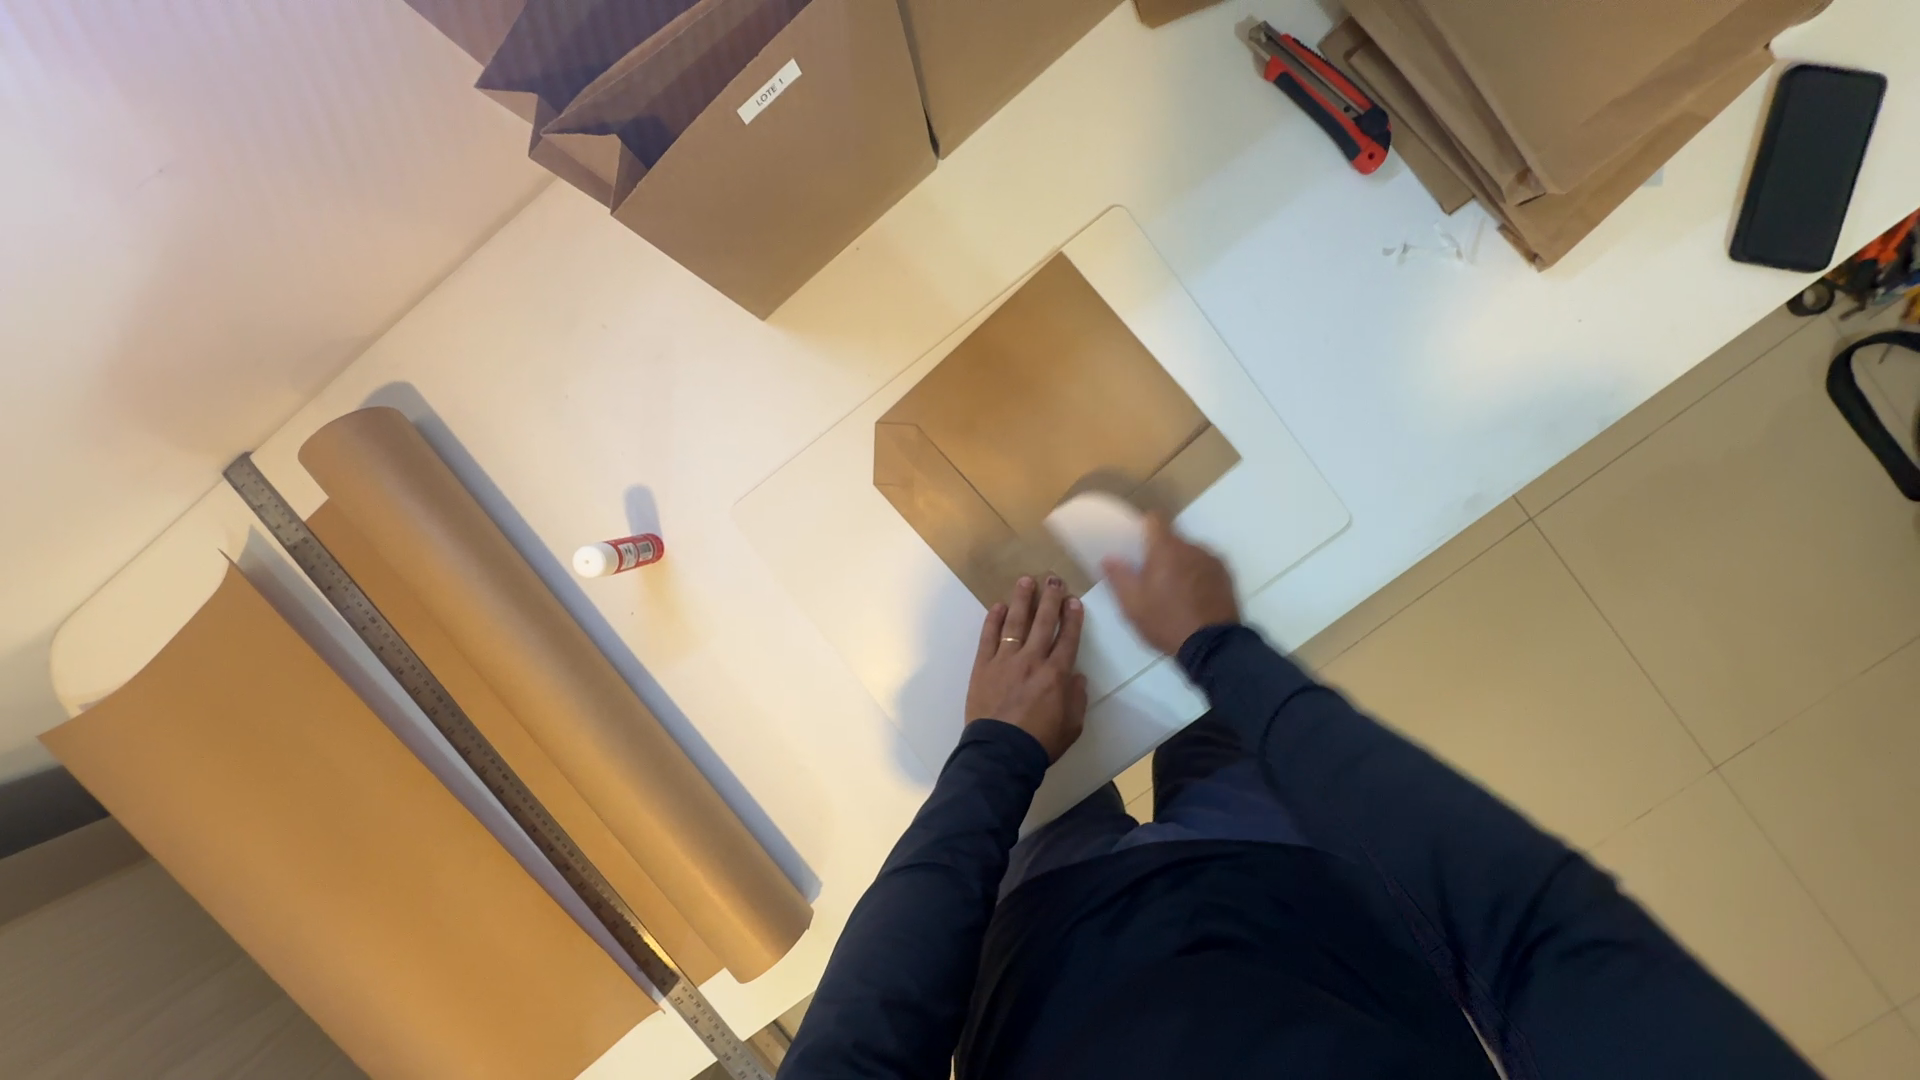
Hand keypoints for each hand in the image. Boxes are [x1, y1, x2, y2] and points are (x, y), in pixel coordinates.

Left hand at [965, 574, 1088, 761]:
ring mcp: (1005, 660)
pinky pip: (988, 638)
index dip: (1073, 618)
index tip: (1074, 601)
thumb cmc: (1040, 742)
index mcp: (1056, 674)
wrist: (1001, 752)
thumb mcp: (1072, 725)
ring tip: (1026, 581)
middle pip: (1043, 623)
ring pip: (1015, 623)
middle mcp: (1032, 660)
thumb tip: (1077, 677)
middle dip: (1050, 599)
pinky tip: (998, 606)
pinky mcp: (983, 666)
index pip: (1068, 638)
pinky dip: (993, 620)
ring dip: (1022, 600)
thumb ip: (1077, 699)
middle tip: (1053, 579)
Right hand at [1102, 513, 1239, 655]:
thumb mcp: (1133, 605)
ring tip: (1175, 592)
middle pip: (1172, 539)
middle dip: (1161, 553)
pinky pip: (1206, 566)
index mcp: (1165, 549)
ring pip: (1190, 553)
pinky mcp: (1227, 576)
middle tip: (1152, 578)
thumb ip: (1119, 577)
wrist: (1212, 647)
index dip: (1144, 528)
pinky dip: (1198, 575)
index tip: (1138, 546)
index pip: (1154, 519)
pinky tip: (1194, 598)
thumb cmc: (1166, 622)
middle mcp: (1192, 547)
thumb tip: (1109, 558)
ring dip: (1181, 564)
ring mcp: (1212, 560)